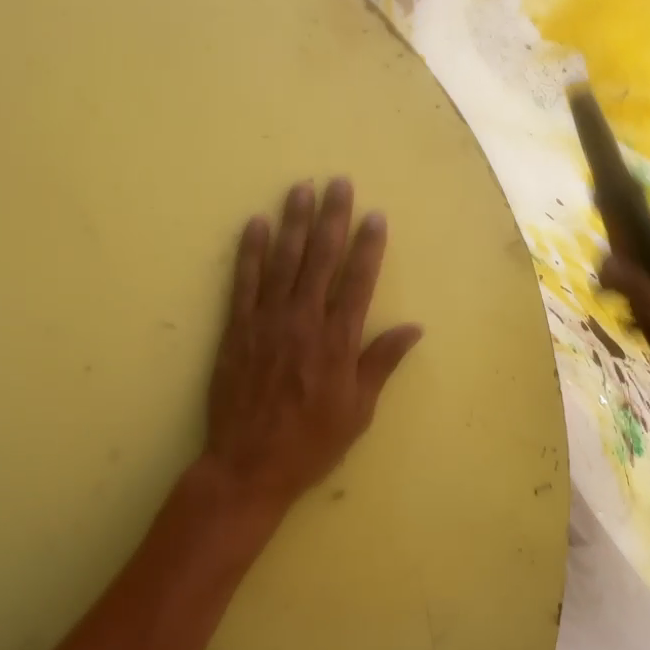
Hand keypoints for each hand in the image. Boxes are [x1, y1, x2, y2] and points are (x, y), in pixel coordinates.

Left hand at [200, 179, 423, 518]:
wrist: (248, 467)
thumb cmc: (311, 444)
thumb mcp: (358, 411)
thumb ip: (380, 364)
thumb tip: (412, 328)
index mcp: (338, 341)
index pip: (357, 281)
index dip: (368, 245)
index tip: (375, 215)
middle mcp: (304, 322)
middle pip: (320, 259)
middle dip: (331, 218)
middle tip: (338, 183)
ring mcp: (267, 322)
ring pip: (283, 262)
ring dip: (293, 223)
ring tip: (300, 189)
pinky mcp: (236, 330)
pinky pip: (243, 283)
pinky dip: (250, 252)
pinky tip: (255, 225)